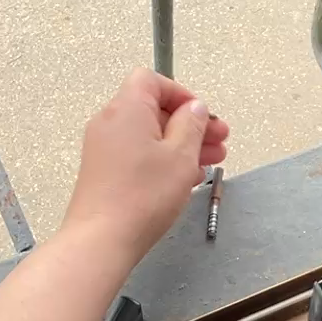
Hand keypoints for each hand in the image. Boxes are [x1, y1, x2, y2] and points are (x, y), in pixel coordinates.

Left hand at [61, 68, 230, 259]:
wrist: (101, 240)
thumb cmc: (144, 195)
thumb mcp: (181, 156)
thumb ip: (192, 124)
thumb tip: (194, 107)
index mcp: (127, 108)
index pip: (152, 80)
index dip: (181, 94)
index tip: (203, 117)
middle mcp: (110, 122)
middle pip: (153, 109)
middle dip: (190, 123)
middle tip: (220, 142)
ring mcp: (103, 148)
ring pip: (148, 135)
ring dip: (180, 144)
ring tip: (212, 163)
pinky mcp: (102, 171)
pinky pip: (136, 153)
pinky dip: (161, 159)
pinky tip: (186, 178)